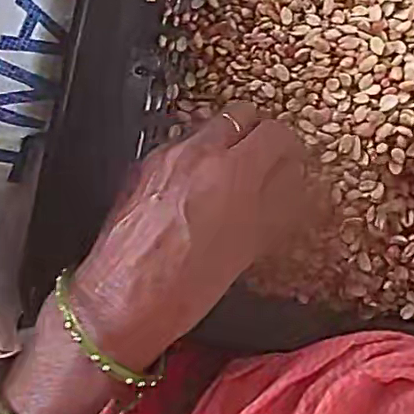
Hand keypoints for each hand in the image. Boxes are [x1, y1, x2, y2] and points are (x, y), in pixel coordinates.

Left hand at [68, 101, 311, 369]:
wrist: (121, 300)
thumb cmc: (184, 286)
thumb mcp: (247, 247)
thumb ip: (274, 204)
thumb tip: (288, 182)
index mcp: (233, 172)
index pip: (275, 133)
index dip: (289, 147)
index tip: (291, 161)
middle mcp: (198, 153)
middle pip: (241, 114)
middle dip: (258, 133)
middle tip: (265, 160)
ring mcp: (167, 156)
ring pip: (208, 129)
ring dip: (226, 144)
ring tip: (232, 181)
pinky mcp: (144, 167)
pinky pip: (180, 148)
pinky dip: (196, 159)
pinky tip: (198, 193)